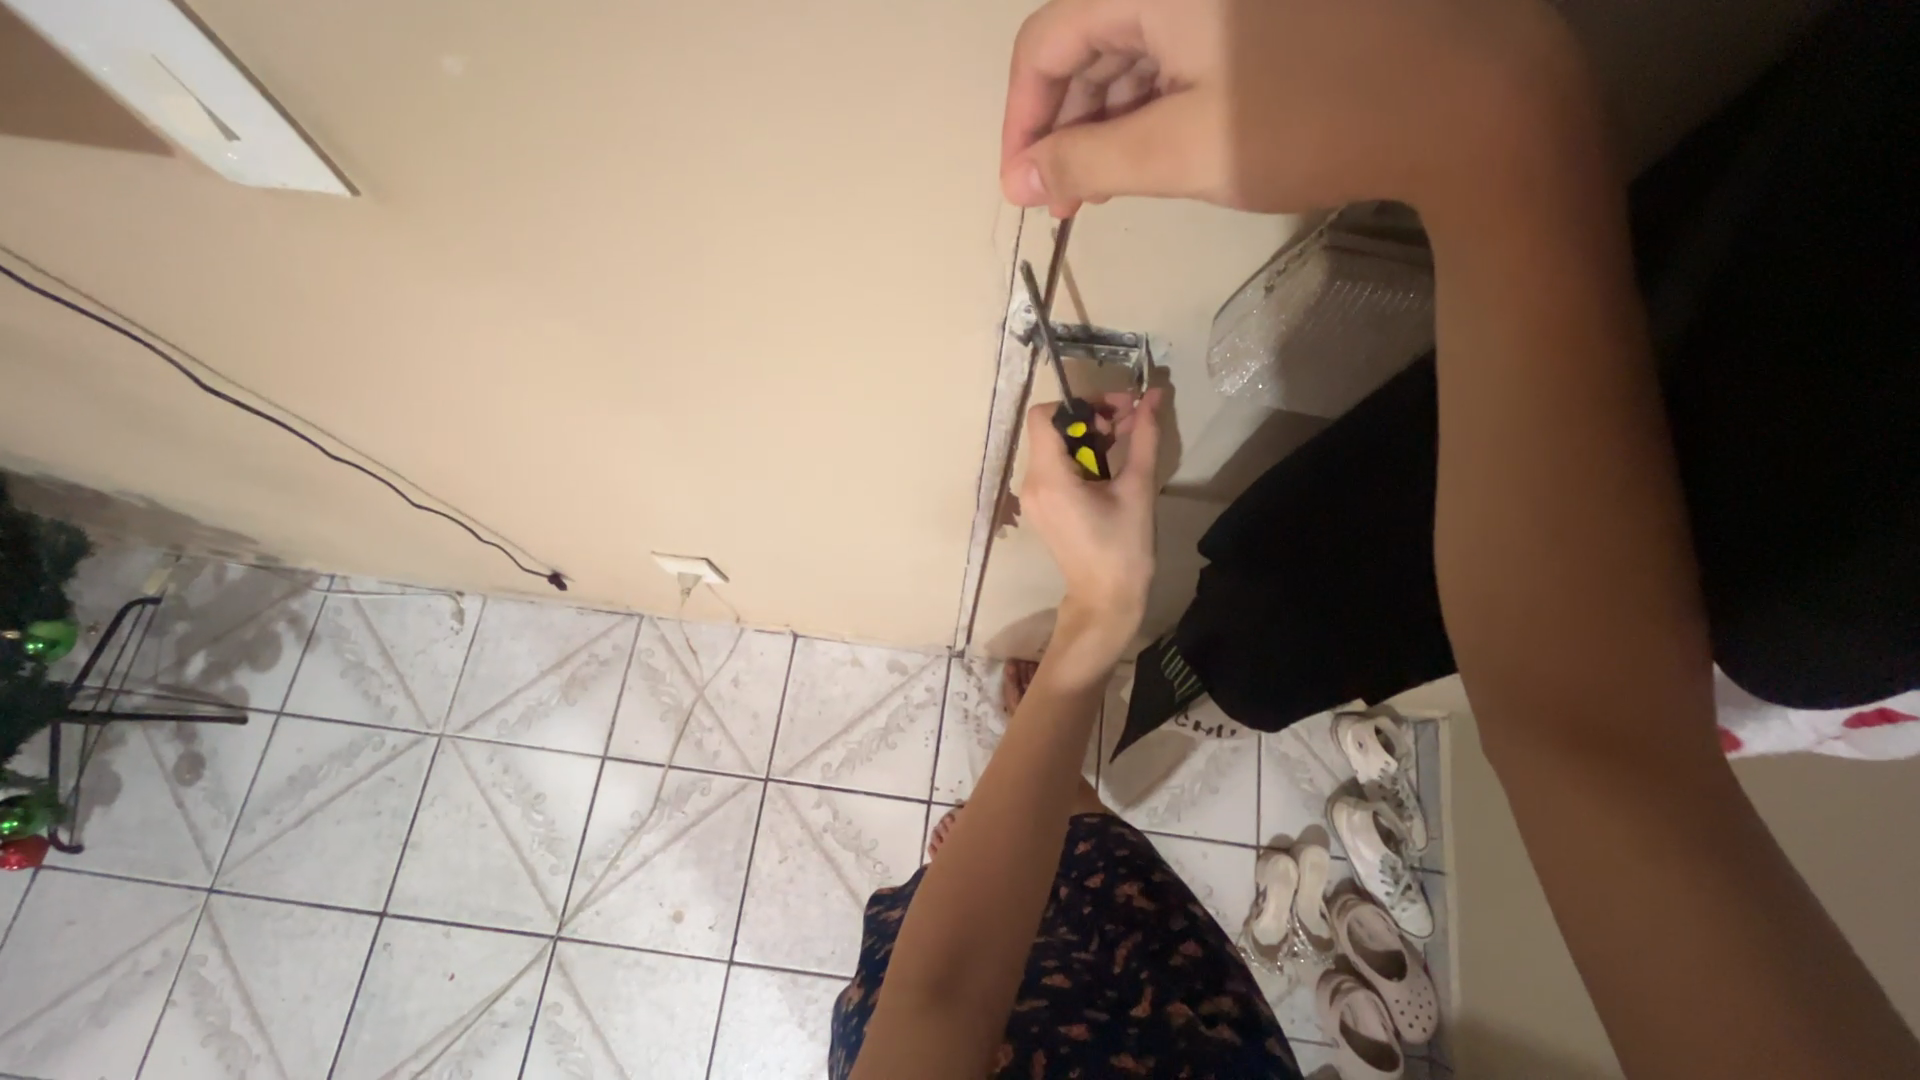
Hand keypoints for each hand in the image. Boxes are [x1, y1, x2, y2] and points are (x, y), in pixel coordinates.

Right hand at [999, 0, 1601, 221]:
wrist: (1466, 95)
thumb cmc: (1313, 120)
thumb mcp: (1184, 149)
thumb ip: (1088, 164)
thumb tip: (1022, 177)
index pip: (1045, 42)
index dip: (1022, 121)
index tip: (1023, 191)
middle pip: (1087, 38)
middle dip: (1065, 126)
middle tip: (1064, 204)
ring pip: (1132, 46)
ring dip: (1106, 120)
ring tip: (1101, 192)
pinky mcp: (1257, 6)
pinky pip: (1178, 47)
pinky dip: (1152, 102)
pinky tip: (1147, 151)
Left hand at [1020, 389, 1163, 663]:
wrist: (1106, 597)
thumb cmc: (1123, 548)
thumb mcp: (1138, 488)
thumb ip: (1144, 437)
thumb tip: (1155, 395)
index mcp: (1049, 479)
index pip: (1044, 416)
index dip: (1079, 404)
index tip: (1114, 411)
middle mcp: (1031, 484)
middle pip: (1050, 429)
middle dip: (1090, 418)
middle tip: (1129, 420)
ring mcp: (1032, 497)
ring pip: (1053, 447)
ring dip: (1087, 436)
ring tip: (1125, 440)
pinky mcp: (1041, 506)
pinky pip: (1054, 467)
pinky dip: (1079, 456)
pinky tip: (1110, 464)